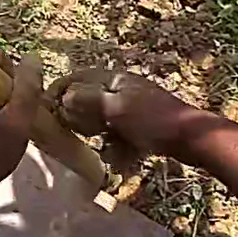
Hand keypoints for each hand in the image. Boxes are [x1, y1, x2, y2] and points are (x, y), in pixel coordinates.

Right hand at [46, 68, 220, 161]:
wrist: (193, 139)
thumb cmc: (154, 121)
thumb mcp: (116, 109)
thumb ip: (87, 100)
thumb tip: (62, 98)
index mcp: (113, 79)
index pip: (75, 78)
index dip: (58, 92)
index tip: (44, 110)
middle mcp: (120, 89)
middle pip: (86, 99)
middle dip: (75, 116)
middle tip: (66, 133)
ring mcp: (131, 107)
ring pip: (100, 118)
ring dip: (95, 132)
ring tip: (92, 147)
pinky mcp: (140, 126)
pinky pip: (117, 134)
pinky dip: (114, 145)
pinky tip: (117, 158)